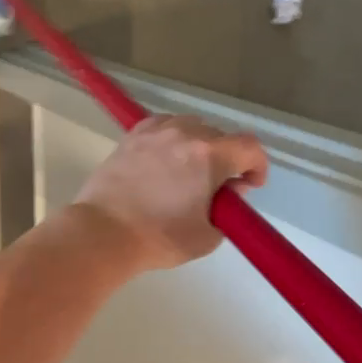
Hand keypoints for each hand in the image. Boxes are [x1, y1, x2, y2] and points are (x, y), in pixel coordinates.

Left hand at [71, 115, 268, 269]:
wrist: (104, 230)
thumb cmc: (160, 237)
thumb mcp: (209, 234)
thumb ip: (227, 208)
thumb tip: (228, 189)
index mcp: (207, 154)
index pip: (249, 146)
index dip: (257, 166)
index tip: (249, 185)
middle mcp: (183, 133)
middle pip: (220, 135)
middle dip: (227, 158)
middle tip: (218, 186)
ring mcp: (154, 131)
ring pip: (190, 125)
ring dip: (199, 144)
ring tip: (191, 170)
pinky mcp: (131, 135)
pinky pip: (163, 125)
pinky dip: (172, 137)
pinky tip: (166, 158)